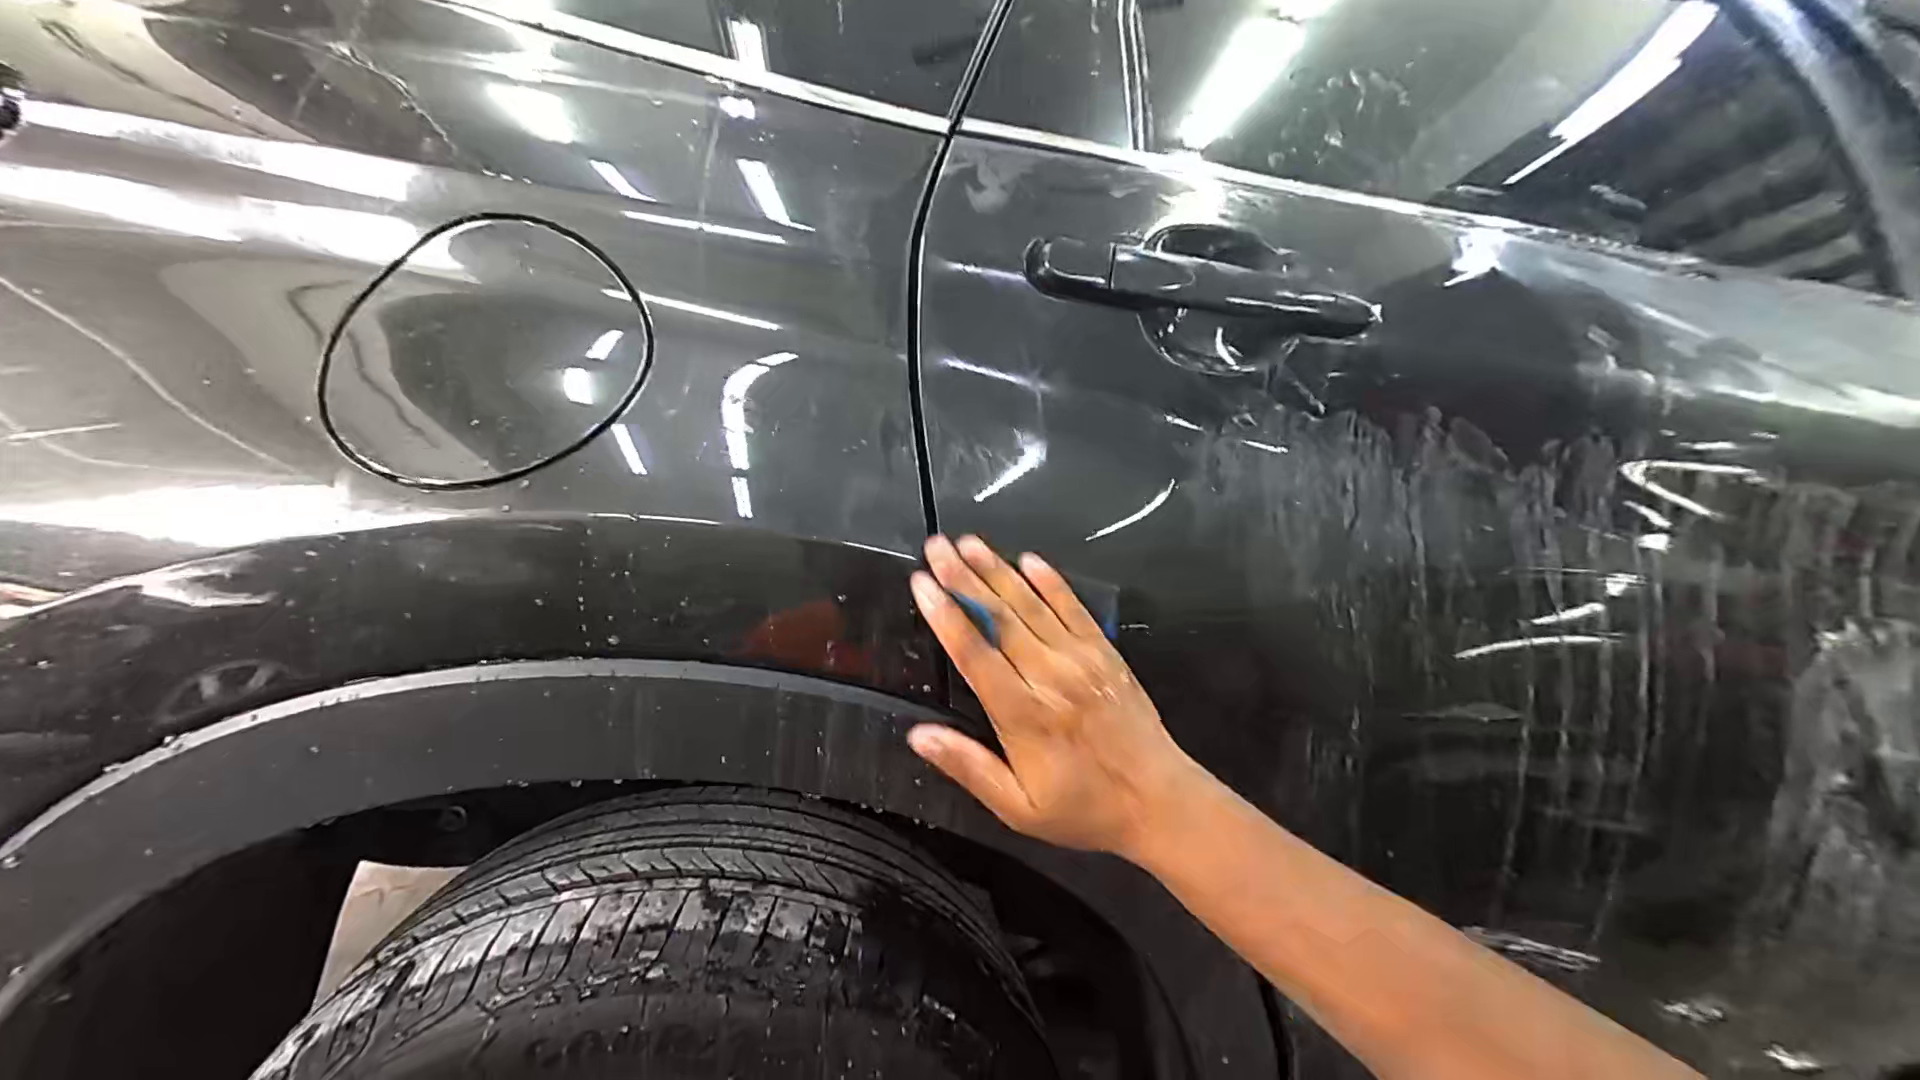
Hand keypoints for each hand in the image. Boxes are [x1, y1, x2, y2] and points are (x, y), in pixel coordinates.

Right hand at [907, 534, 1203, 861]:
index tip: (922, 583)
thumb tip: (918, 735)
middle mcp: (1050, 676)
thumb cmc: (1083, 807)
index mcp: (1024, 714)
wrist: (1158, 800)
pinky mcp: (1105, 652)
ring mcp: (1081, 659)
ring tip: (969, 543)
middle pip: (999, 617)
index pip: (974, 653)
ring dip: (998, 570)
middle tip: (936, 547)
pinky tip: (1029, 560)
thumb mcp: (1018, 807)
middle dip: (963, 577)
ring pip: (1031, 605)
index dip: (945, 614)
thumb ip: (968, 766)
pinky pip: (1074, 608)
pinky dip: (1051, 582)